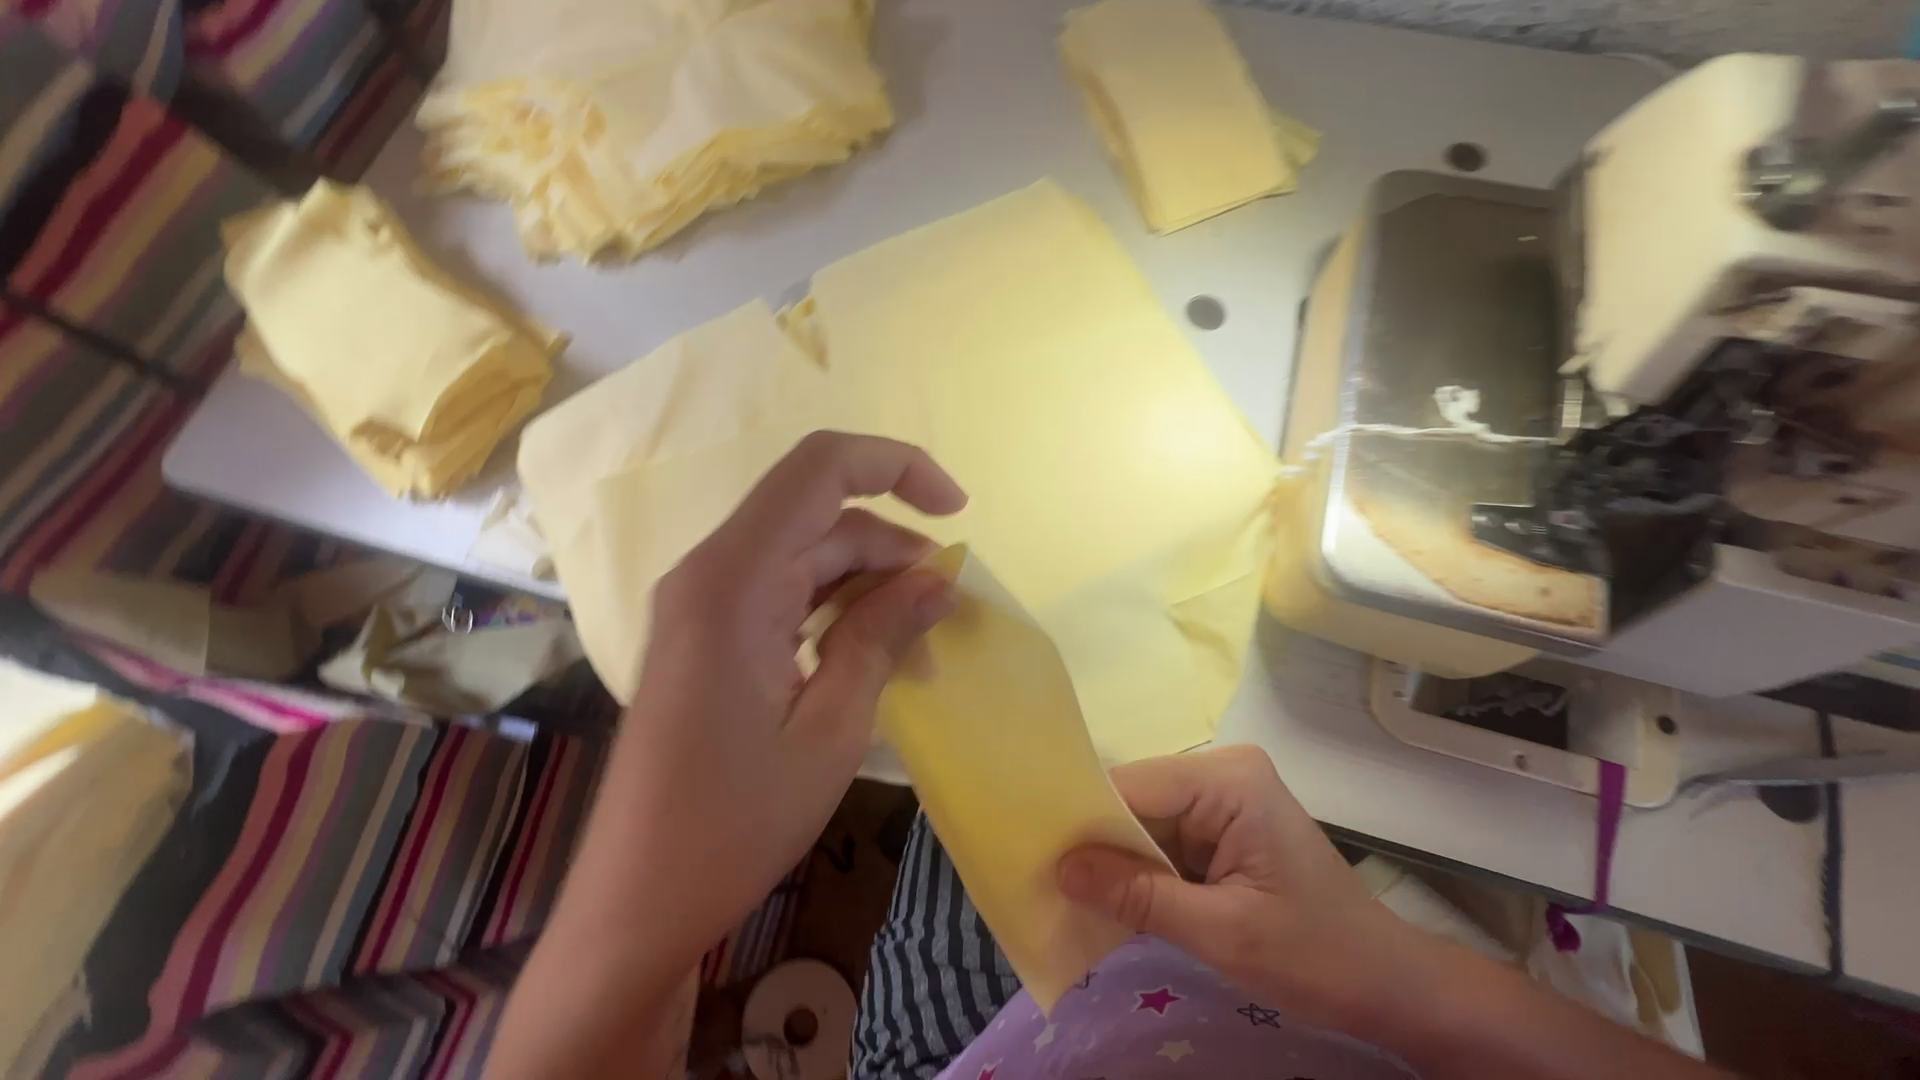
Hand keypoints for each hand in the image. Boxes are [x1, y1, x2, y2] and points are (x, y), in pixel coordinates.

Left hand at [567, 432, 965, 975]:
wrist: (639, 898)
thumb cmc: (736, 819)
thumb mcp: (832, 725)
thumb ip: (883, 635)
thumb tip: (939, 580)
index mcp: (734, 579)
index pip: (820, 469)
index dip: (897, 466)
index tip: (956, 508)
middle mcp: (711, 573)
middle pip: (818, 516)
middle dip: (892, 548)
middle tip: (947, 610)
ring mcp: (703, 605)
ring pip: (804, 556)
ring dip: (868, 586)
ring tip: (921, 647)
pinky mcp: (707, 636)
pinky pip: (782, 594)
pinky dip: (835, 611)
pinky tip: (875, 656)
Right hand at [1056, 746, 1429, 1030]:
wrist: (1387, 983)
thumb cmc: (1316, 955)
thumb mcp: (1223, 934)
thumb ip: (1139, 897)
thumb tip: (1061, 868)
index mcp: (1229, 779)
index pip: (1133, 785)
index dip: (1083, 818)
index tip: (1035, 852)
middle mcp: (1222, 773)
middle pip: (1134, 799)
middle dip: (1095, 842)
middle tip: (1042, 877)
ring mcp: (1221, 797)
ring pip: (1142, 820)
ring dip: (1113, 860)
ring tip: (1063, 891)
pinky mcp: (1220, 825)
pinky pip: (1162, 839)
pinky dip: (1138, 871)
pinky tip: (1107, 897)